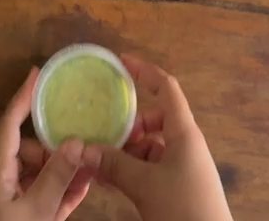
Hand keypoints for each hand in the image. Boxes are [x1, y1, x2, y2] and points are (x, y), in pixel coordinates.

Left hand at [0, 67, 93, 220]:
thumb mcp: (35, 212)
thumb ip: (56, 177)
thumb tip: (76, 140)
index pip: (9, 125)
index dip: (22, 98)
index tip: (38, 73)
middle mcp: (3, 183)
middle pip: (29, 150)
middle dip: (55, 142)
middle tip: (82, 135)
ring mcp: (14, 204)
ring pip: (41, 175)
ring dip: (65, 168)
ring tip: (91, 162)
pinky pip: (47, 199)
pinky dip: (65, 192)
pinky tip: (87, 185)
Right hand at [83, 56, 232, 220]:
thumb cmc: (184, 208)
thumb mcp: (146, 186)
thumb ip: (115, 165)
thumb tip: (84, 149)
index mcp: (184, 131)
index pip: (166, 87)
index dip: (145, 71)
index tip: (121, 62)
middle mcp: (185, 144)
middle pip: (155, 118)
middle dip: (129, 123)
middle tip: (104, 131)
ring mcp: (183, 167)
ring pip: (151, 147)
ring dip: (127, 151)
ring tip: (100, 162)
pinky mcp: (179, 189)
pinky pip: (152, 168)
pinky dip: (133, 170)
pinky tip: (111, 181)